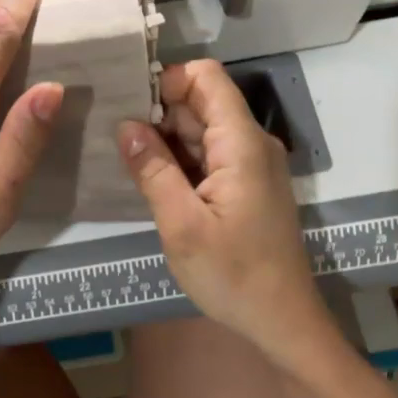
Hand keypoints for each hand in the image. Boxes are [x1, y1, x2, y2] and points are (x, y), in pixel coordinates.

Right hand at [118, 60, 336, 363]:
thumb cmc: (233, 275)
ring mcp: (252, 166)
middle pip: (203, 103)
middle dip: (159, 112)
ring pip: (204, 130)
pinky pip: (211, 157)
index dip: (166, 81)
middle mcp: (252, 144)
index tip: (127, 105)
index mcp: (241, 144)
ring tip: (126, 159)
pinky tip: (153, 180)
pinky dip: (182, 161)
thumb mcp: (181, 225)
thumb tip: (125, 125)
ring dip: (167, 139)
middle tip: (115, 138)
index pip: (206, 77)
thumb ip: (153, 170)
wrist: (282, 319)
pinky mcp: (248, 187)